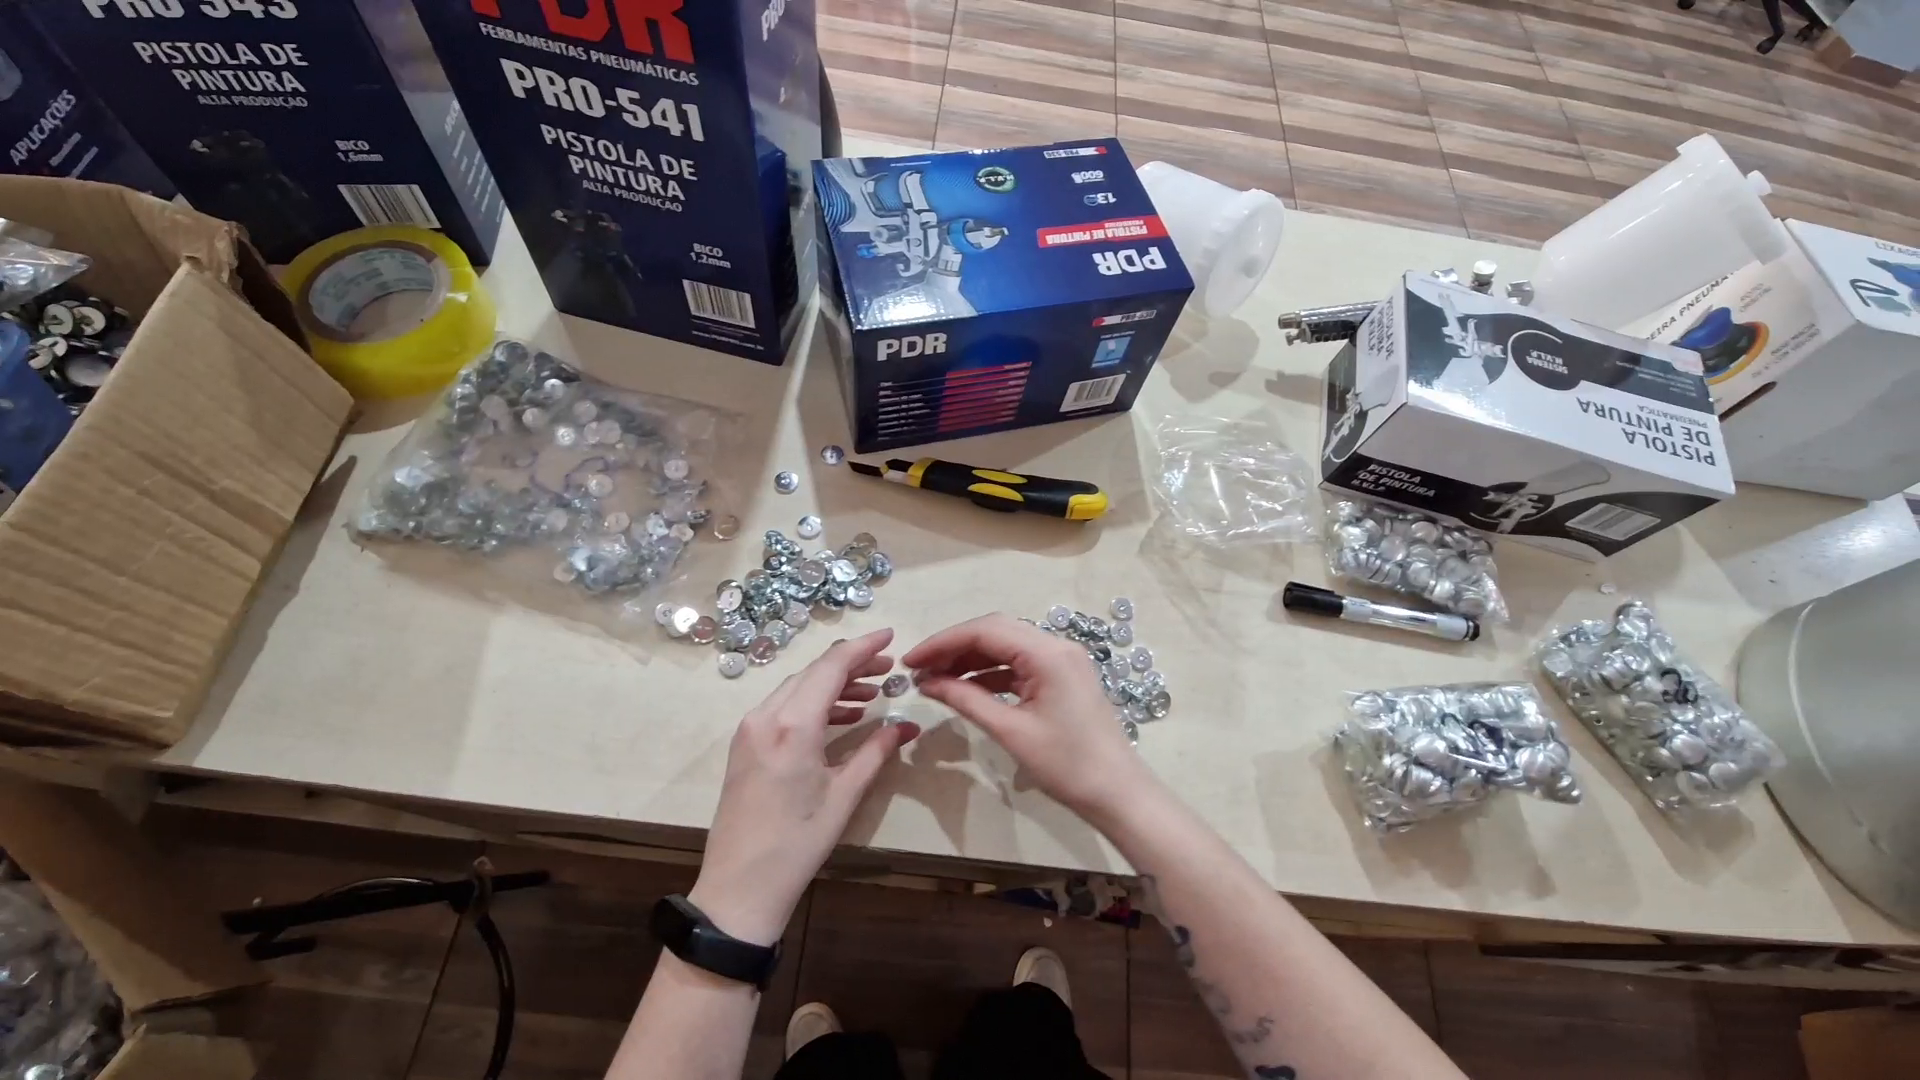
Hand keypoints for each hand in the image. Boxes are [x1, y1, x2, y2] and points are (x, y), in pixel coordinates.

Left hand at [689, 629, 918, 945]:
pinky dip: (813, 703)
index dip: (863, 647)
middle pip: (813, 672)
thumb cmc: (797, 843)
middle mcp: (766, 716)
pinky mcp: (744, 744)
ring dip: (833, 684)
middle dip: (852, 665)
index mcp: (792, 725)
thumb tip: (908, 726)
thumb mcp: (844, 796)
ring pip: (797, 688)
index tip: (891, 636)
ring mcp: (750, 729)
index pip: (831, 666)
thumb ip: (876, 752)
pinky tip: (841, 717)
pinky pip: (783, 707)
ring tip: (872, 694)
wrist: (739, 888)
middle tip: (888, 668)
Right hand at [904, 614, 1157, 823]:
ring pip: (1005, 646)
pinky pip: (1019, 664)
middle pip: (994, 631)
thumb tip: (927, 683)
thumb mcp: (1010, 731)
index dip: (943, 642)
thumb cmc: (1066, 764)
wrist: (1117, 792)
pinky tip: (964, 689)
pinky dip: (990, 673)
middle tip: (918, 669)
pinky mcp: (1062, 678)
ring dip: (970, 659)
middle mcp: (1056, 646)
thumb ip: (966, 700)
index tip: (911, 661)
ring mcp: (1061, 661)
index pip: (984, 630)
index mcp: (1047, 653)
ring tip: (935, 680)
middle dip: (953, 647)